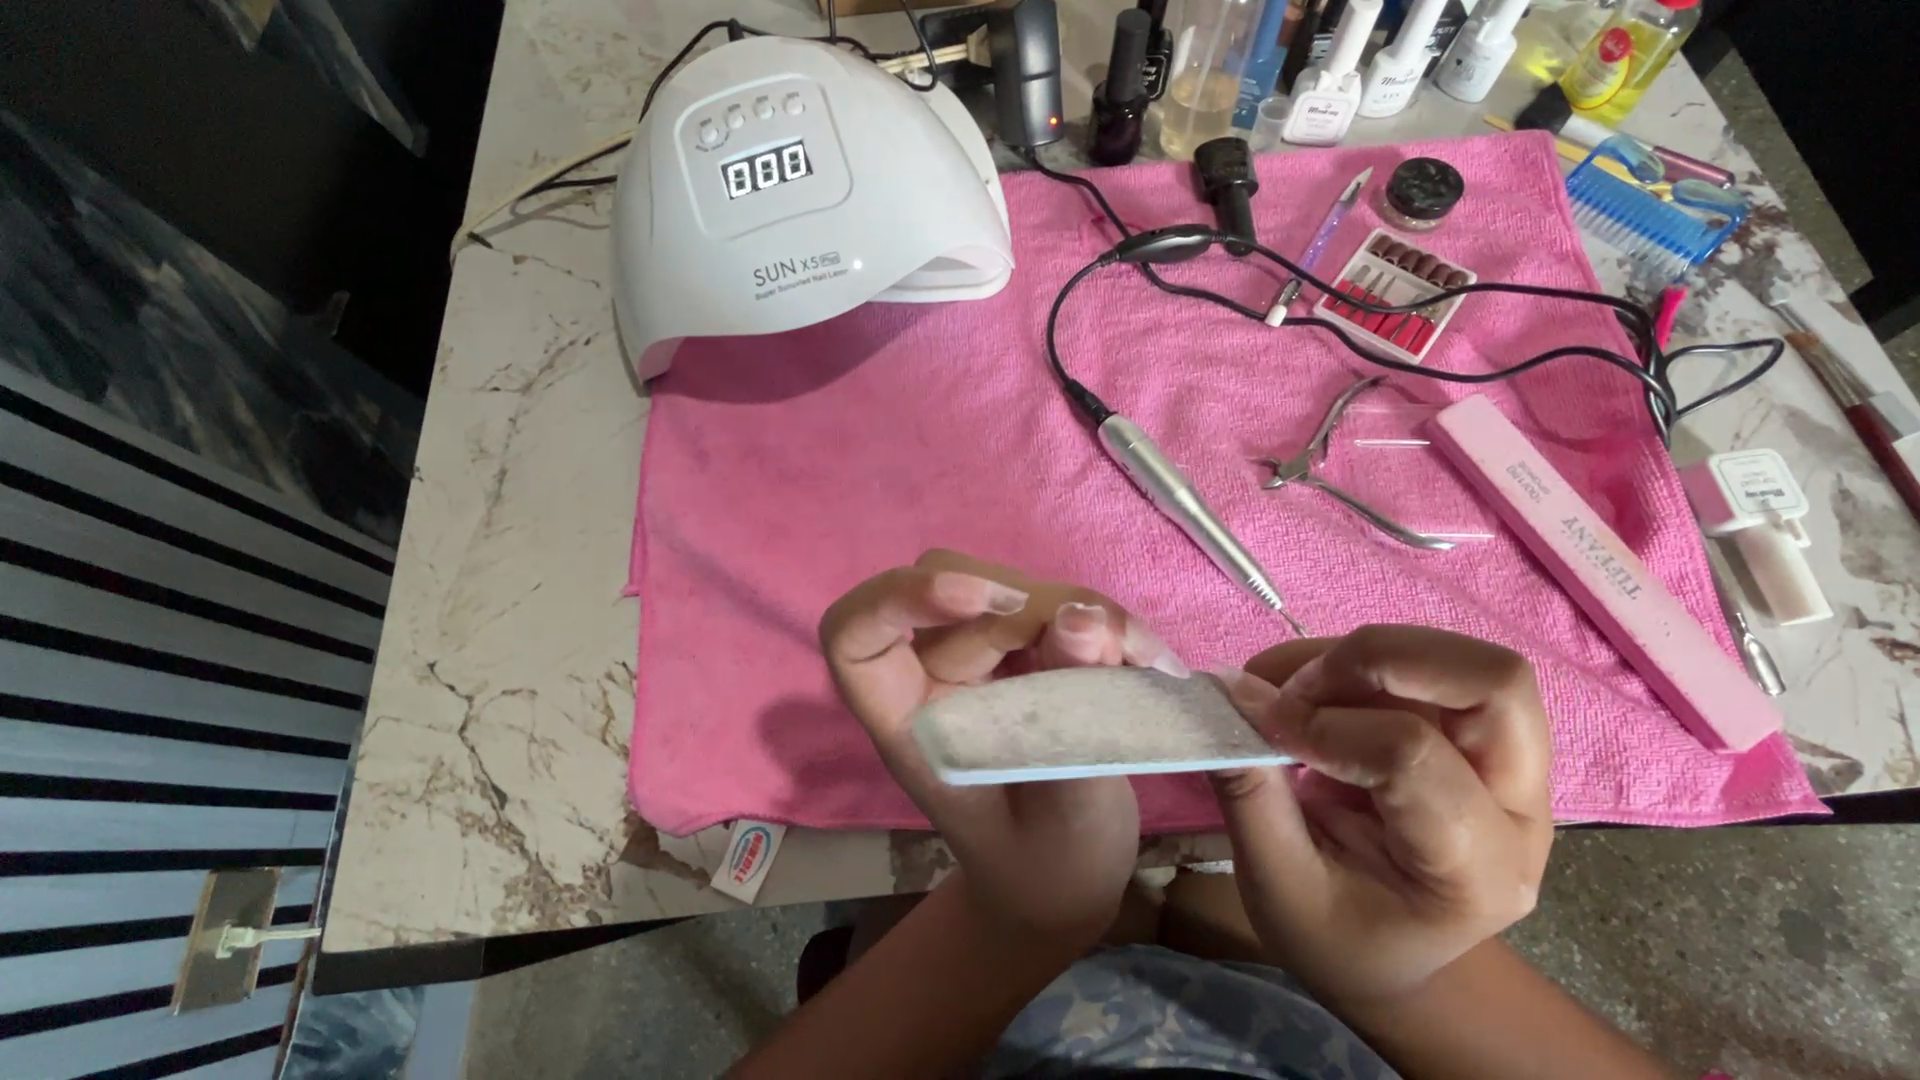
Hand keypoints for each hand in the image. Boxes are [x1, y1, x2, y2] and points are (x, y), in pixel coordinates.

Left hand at [818, 550, 1185, 940]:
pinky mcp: (1024, 652)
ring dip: (1080, 607)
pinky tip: (1150, 658)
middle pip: (949, 588)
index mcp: (909, 720)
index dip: (898, 597)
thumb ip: (1071, 722)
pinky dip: (1103, 621)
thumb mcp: (1064, 815)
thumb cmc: (1047, 868)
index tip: (975, 598)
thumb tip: (1085, 620)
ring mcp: (979, 660)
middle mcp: (933, 677)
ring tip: (1145, 657)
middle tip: (1109, 644)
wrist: (1066, 880)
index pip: (856, 636)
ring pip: (1007, 587)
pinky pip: (1054, 607)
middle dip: (1030, 606)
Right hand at [1210, 625, 1553, 1007]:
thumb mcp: (1276, 883)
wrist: (1384, 952)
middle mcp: (1517, 808)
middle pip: (1492, 681)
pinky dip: (1353, 658)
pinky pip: (1427, 664)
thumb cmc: (1332, 933)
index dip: (1325, 725)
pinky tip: (1304, 690)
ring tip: (1287, 688)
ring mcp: (1509, 765)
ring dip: (1360, 655)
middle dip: (1380, 658)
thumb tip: (1223, 699)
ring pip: (1461, 660)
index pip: (1414, 757)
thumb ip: (1248, 792)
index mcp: (1475, 871)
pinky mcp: (1476, 735)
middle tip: (1299, 688)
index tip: (1258, 727)